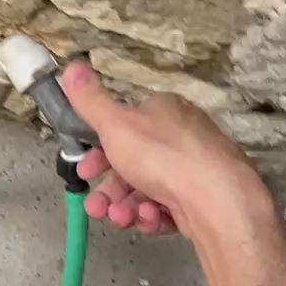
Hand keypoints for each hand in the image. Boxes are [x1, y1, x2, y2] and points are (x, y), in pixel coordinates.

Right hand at [58, 61, 272, 242]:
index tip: (85, 172)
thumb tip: (71, 66)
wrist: (214, 200)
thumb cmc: (163, 157)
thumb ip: (90, 101)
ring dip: (125, 208)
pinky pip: (164, 209)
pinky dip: (151, 217)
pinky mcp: (198, 200)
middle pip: (130, 166)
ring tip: (122, 218)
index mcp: (163, 112)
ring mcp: (191, 170)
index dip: (98, 153)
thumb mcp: (116, 124)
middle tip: (97, 207)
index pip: (123, 129)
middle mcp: (179, 137)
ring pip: (144, 191)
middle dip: (108, 190)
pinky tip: (150, 219)